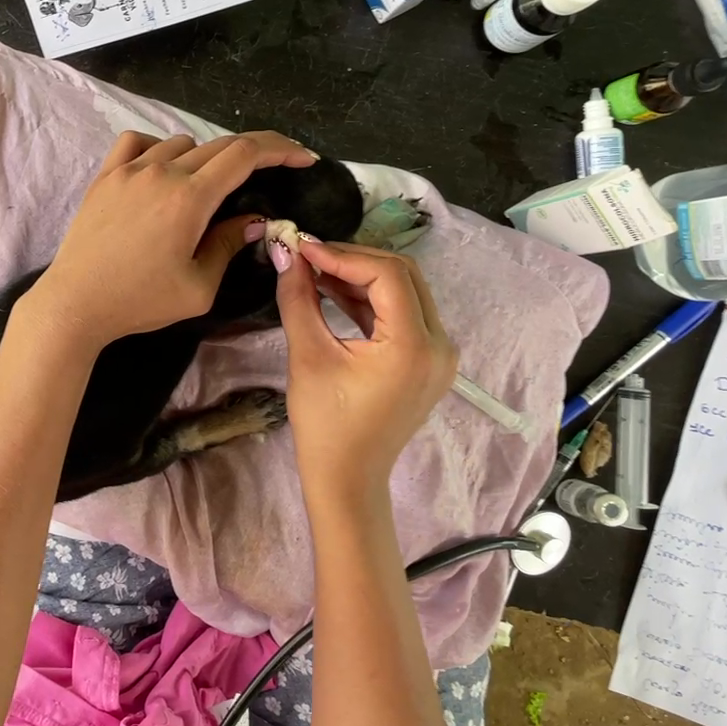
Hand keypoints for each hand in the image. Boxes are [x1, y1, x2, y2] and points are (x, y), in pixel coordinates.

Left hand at [24, 131, 317, 350]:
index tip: (302, 158)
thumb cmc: (139, 301)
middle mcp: (161, 172)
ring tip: (209, 187)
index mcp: (190, 198)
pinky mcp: (104, 177)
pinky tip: (161, 169)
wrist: (75, 303)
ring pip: (180, 143)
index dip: (280, 150)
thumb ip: (229, 245)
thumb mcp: (199, 287)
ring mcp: (128, 170)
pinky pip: (137, 142)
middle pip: (218, 145)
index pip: (245, 154)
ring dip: (204, 157)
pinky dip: (158, 147)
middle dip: (253, 152)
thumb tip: (254, 219)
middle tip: (272, 171)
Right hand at [275, 240, 457, 492]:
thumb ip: (298, 299)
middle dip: (354, 259)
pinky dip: (369, 300)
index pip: (387, 275)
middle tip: (309, 255)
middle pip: (402, 277)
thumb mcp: (308, 356)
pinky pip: (402, 315)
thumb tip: (286, 254)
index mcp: (415, 346)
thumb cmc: (325, 423)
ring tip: (315, 271)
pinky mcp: (426, 362)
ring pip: (404, 292)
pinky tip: (332, 291)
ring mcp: (438, 355)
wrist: (347, 477)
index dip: (343, 254)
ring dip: (360, 277)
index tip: (303, 248)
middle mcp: (440, 345)